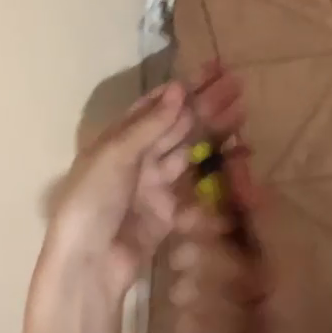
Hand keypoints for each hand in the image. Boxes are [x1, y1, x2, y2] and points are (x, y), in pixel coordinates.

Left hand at [39, 64, 244, 300]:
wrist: (90, 263)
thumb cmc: (92, 201)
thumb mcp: (115, 156)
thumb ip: (149, 125)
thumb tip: (178, 88)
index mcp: (116, 140)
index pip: (153, 106)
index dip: (182, 88)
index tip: (212, 69)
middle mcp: (135, 159)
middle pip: (175, 126)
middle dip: (204, 105)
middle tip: (237, 83)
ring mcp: (152, 187)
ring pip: (188, 151)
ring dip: (212, 131)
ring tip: (241, 109)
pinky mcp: (167, 214)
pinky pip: (193, 187)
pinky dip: (213, 172)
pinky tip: (234, 157)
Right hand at [167, 186, 331, 332]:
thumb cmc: (308, 326)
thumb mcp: (295, 263)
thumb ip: (267, 215)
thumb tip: (240, 160)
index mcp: (255, 242)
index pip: (214, 208)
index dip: (204, 212)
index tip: (206, 225)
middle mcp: (227, 264)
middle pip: (190, 242)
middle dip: (211, 267)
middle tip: (240, 287)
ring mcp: (206, 300)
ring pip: (180, 281)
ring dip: (213, 306)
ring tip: (241, 327)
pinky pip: (179, 319)